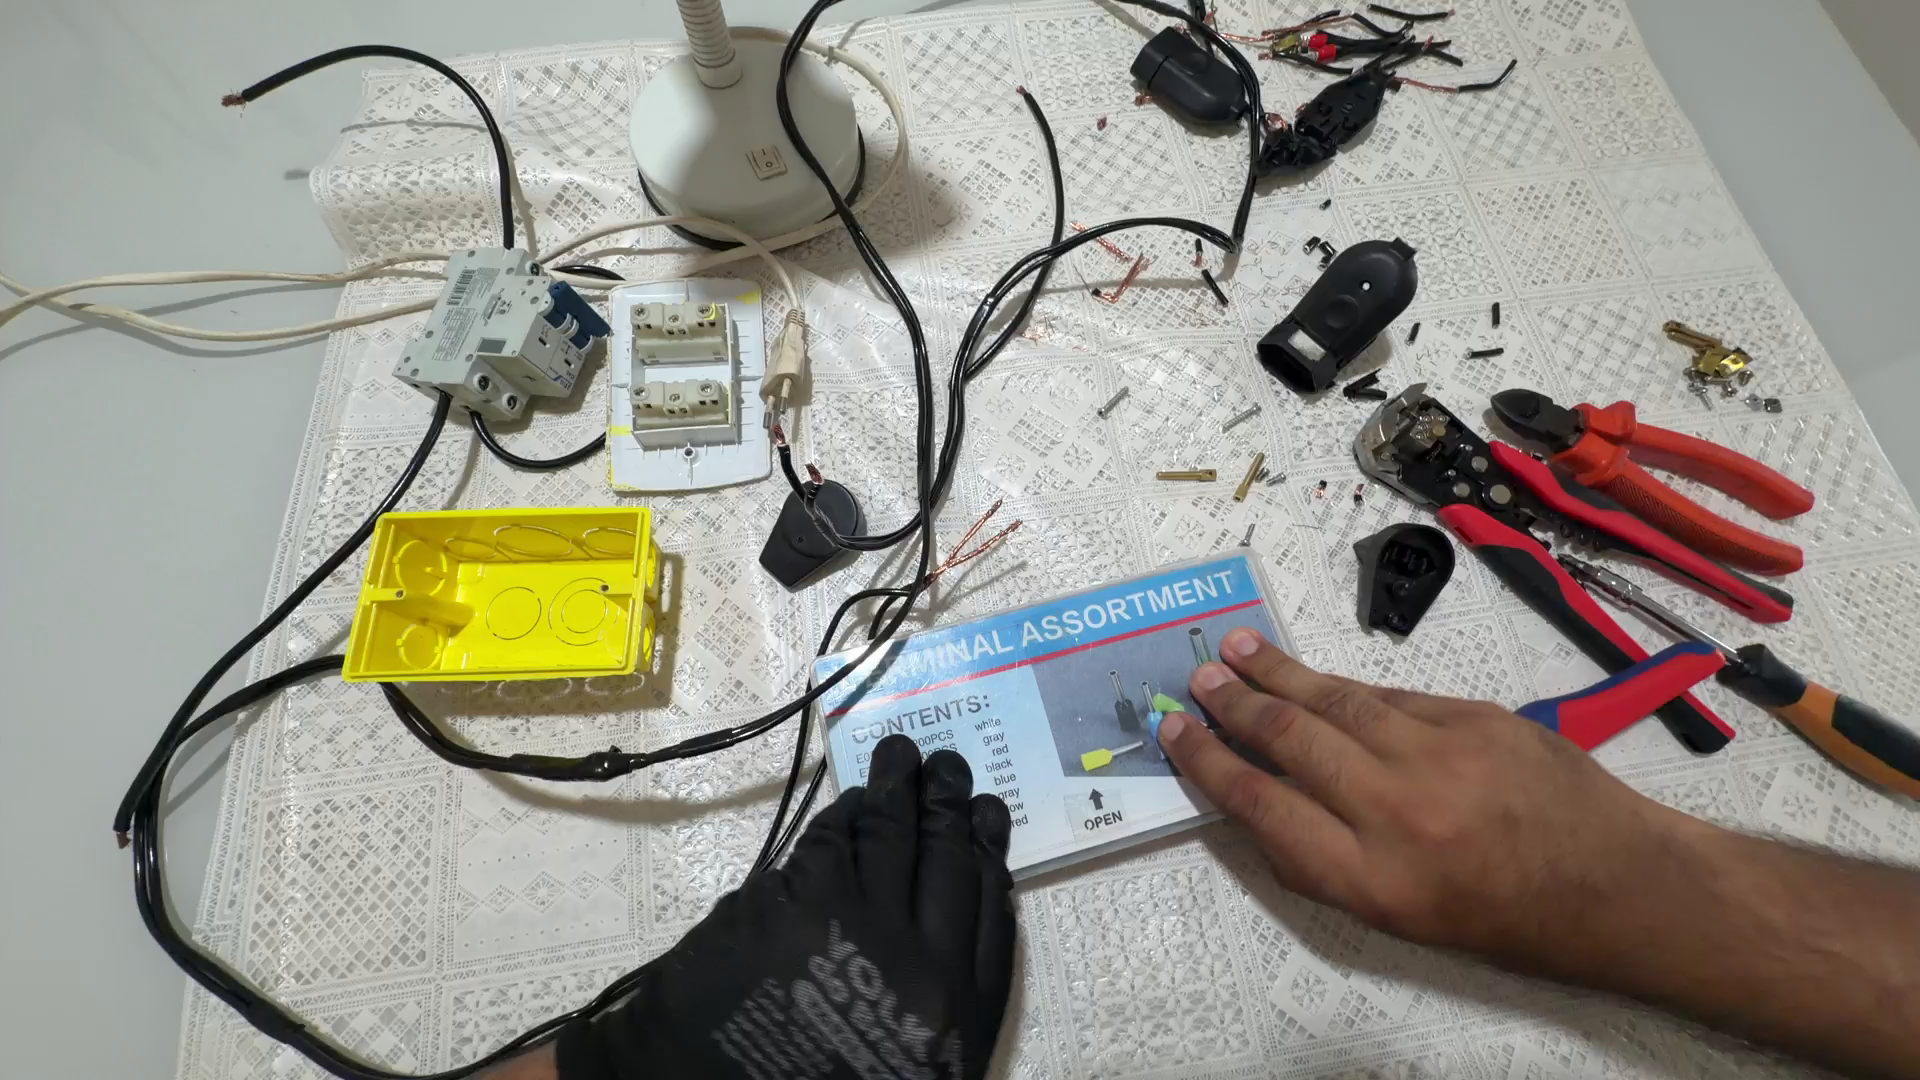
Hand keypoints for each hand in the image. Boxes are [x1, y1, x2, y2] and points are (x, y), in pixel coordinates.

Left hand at [556, 735, 1015, 1079]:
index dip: (990, 849)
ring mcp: (858, 936)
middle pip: (951, 861)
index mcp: (953, 1027)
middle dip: (951, 803)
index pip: (991, 910)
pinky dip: (841, 814)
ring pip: (892, 837)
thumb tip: (952, 891)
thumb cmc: (810, 1078)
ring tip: (899, 755)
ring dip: (898, 785)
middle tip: (948, 765)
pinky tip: (845, 806)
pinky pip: (832, 838)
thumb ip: (938, 992)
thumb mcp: (904, 1061)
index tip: (986, 810)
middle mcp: (919, 977)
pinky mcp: (795, 907)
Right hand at [1157, 627, 1703, 977]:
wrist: (1627, 888)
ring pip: (1332, 701)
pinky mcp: (1475, 717)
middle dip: (1233, 704)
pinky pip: (1386, 695)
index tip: (1174, 732)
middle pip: (1289, 740)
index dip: (1206, 762)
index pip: (1260, 805)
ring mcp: (1441, 756)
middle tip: (1198, 679)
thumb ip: (1314, 859)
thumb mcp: (1395, 918)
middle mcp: (1400, 813)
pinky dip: (1338, 686)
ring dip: (1275, 672)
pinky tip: (1308, 674)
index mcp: (1374, 880)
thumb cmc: (1500, 918)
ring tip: (1235, 648)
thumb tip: (1249, 797)